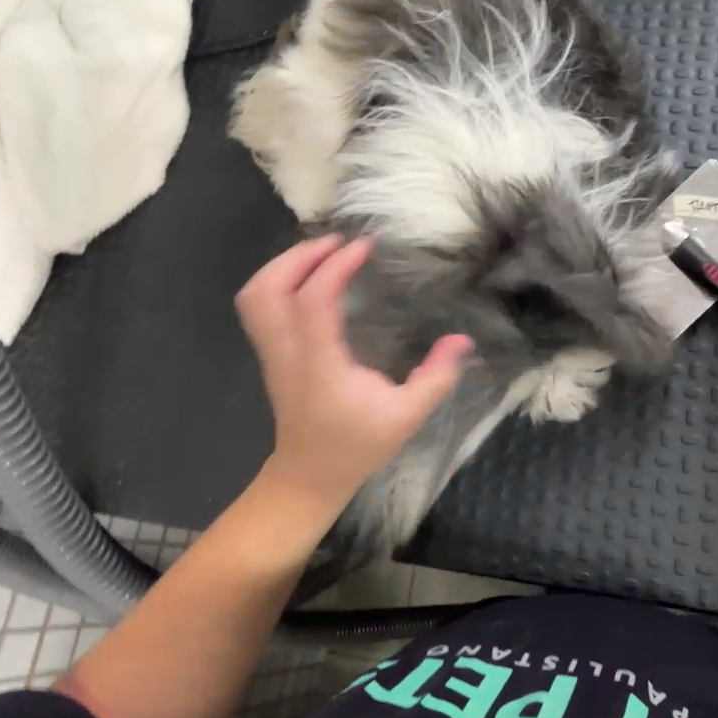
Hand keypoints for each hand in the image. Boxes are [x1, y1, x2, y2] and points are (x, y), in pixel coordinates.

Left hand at [236, 236, 471, 516]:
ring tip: (320, 254)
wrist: (309, 474)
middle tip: (337, 243)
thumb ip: (435, 378)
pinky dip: (275, 280)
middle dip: (300, 256)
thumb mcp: (406, 416)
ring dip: (283, 265)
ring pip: (255, 295)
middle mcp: (287, 352)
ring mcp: (271, 353)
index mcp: (320, 364)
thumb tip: (462, 340)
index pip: (313, 301)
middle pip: (269, 289)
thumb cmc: (357, 445)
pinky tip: (305, 279)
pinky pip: (257, 306)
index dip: (334, 267)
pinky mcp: (269, 355)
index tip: (363, 247)